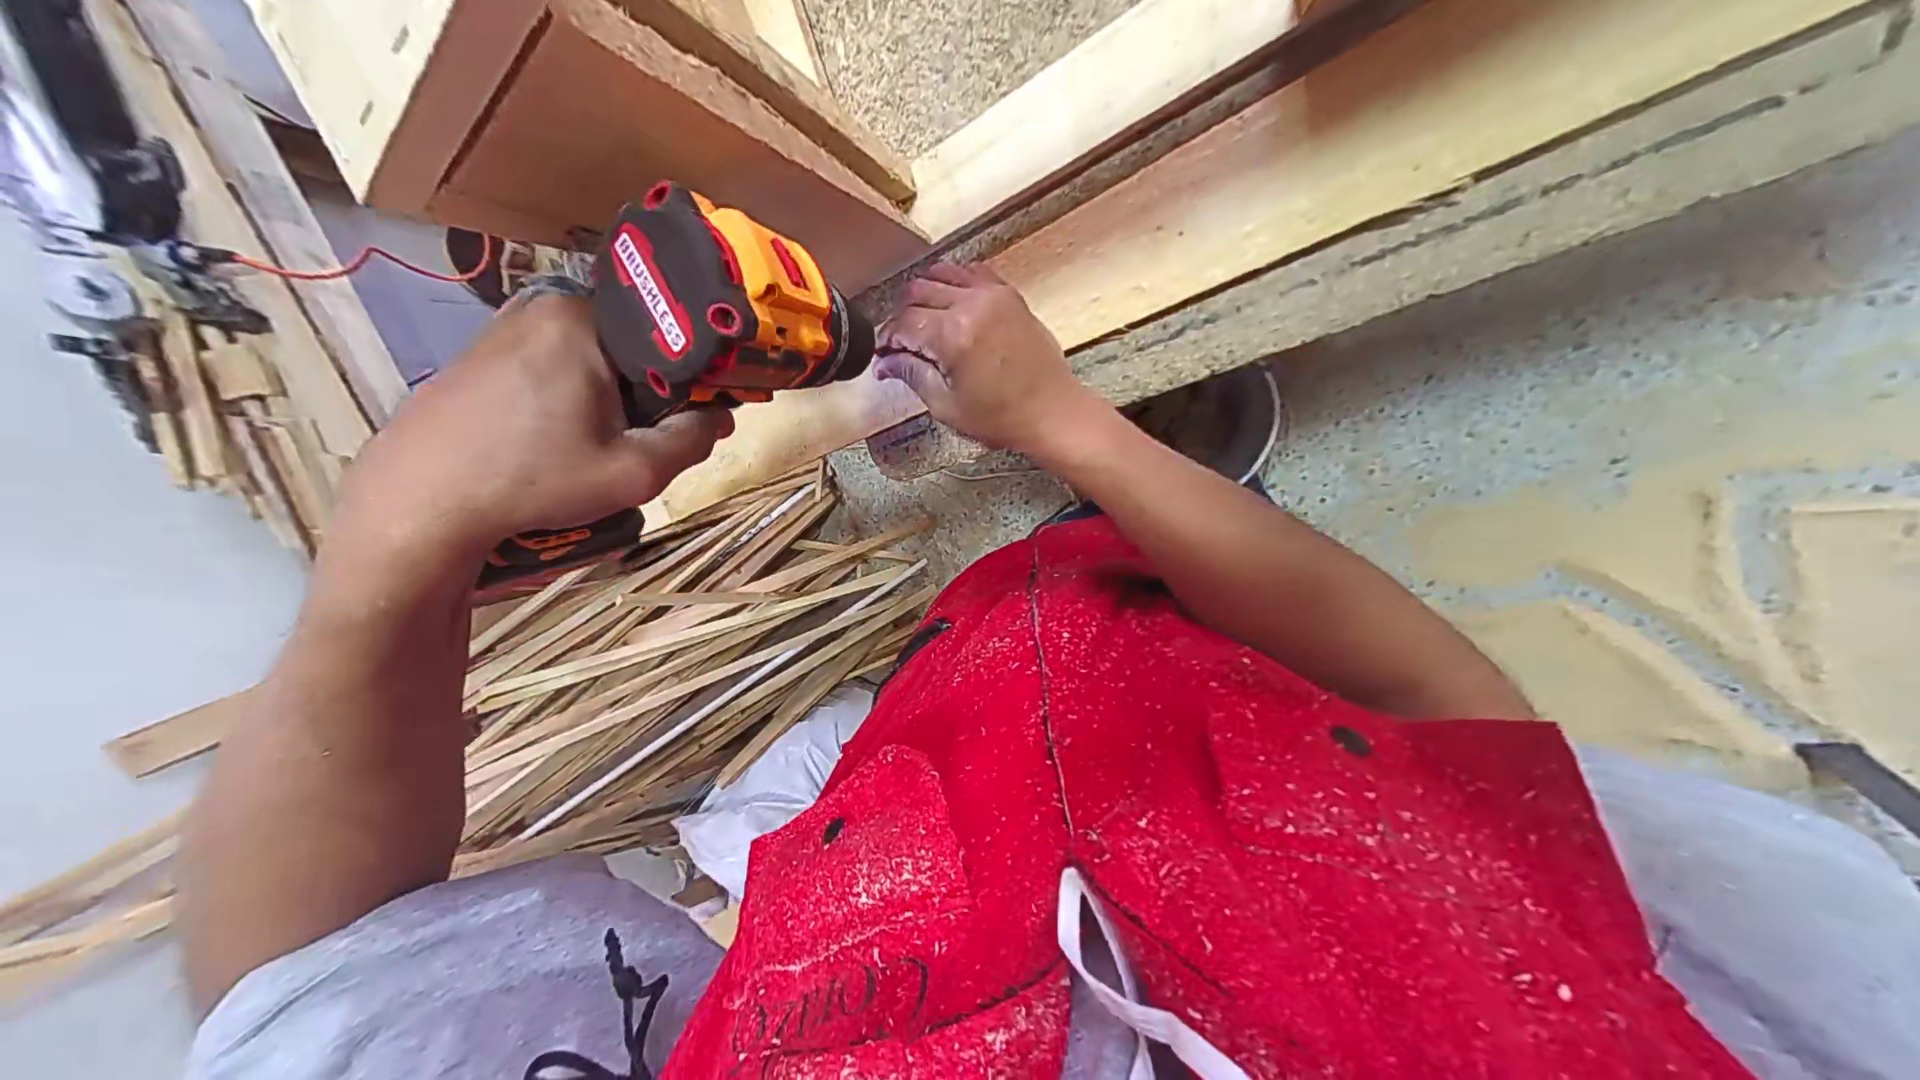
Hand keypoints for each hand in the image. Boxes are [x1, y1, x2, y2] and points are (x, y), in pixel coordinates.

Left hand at [333, 294, 731, 560]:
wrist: (421, 503)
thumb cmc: (534, 480)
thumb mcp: (635, 472)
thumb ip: (692, 439)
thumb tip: (722, 416)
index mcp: (582, 318)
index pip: (668, 340)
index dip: (692, 384)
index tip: (695, 422)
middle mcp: (544, 307)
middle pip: (630, 350)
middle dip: (648, 394)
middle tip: (643, 444)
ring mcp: (506, 326)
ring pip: (594, 360)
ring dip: (612, 399)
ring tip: (600, 446)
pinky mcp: (483, 353)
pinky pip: (555, 366)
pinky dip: (574, 398)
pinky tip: (560, 439)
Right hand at [873, 263, 1104, 457]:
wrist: (1051, 412)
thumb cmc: (1004, 416)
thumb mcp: (946, 405)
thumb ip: (912, 374)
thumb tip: (886, 362)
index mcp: (953, 335)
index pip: (902, 323)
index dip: (887, 340)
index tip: (884, 354)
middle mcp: (972, 306)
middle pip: (917, 292)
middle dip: (902, 317)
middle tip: (901, 342)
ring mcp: (993, 295)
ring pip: (941, 275)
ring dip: (925, 294)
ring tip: (923, 322)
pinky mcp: (1009, 295)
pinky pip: (972, 272)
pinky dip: (955, 281)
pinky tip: (951, 302)